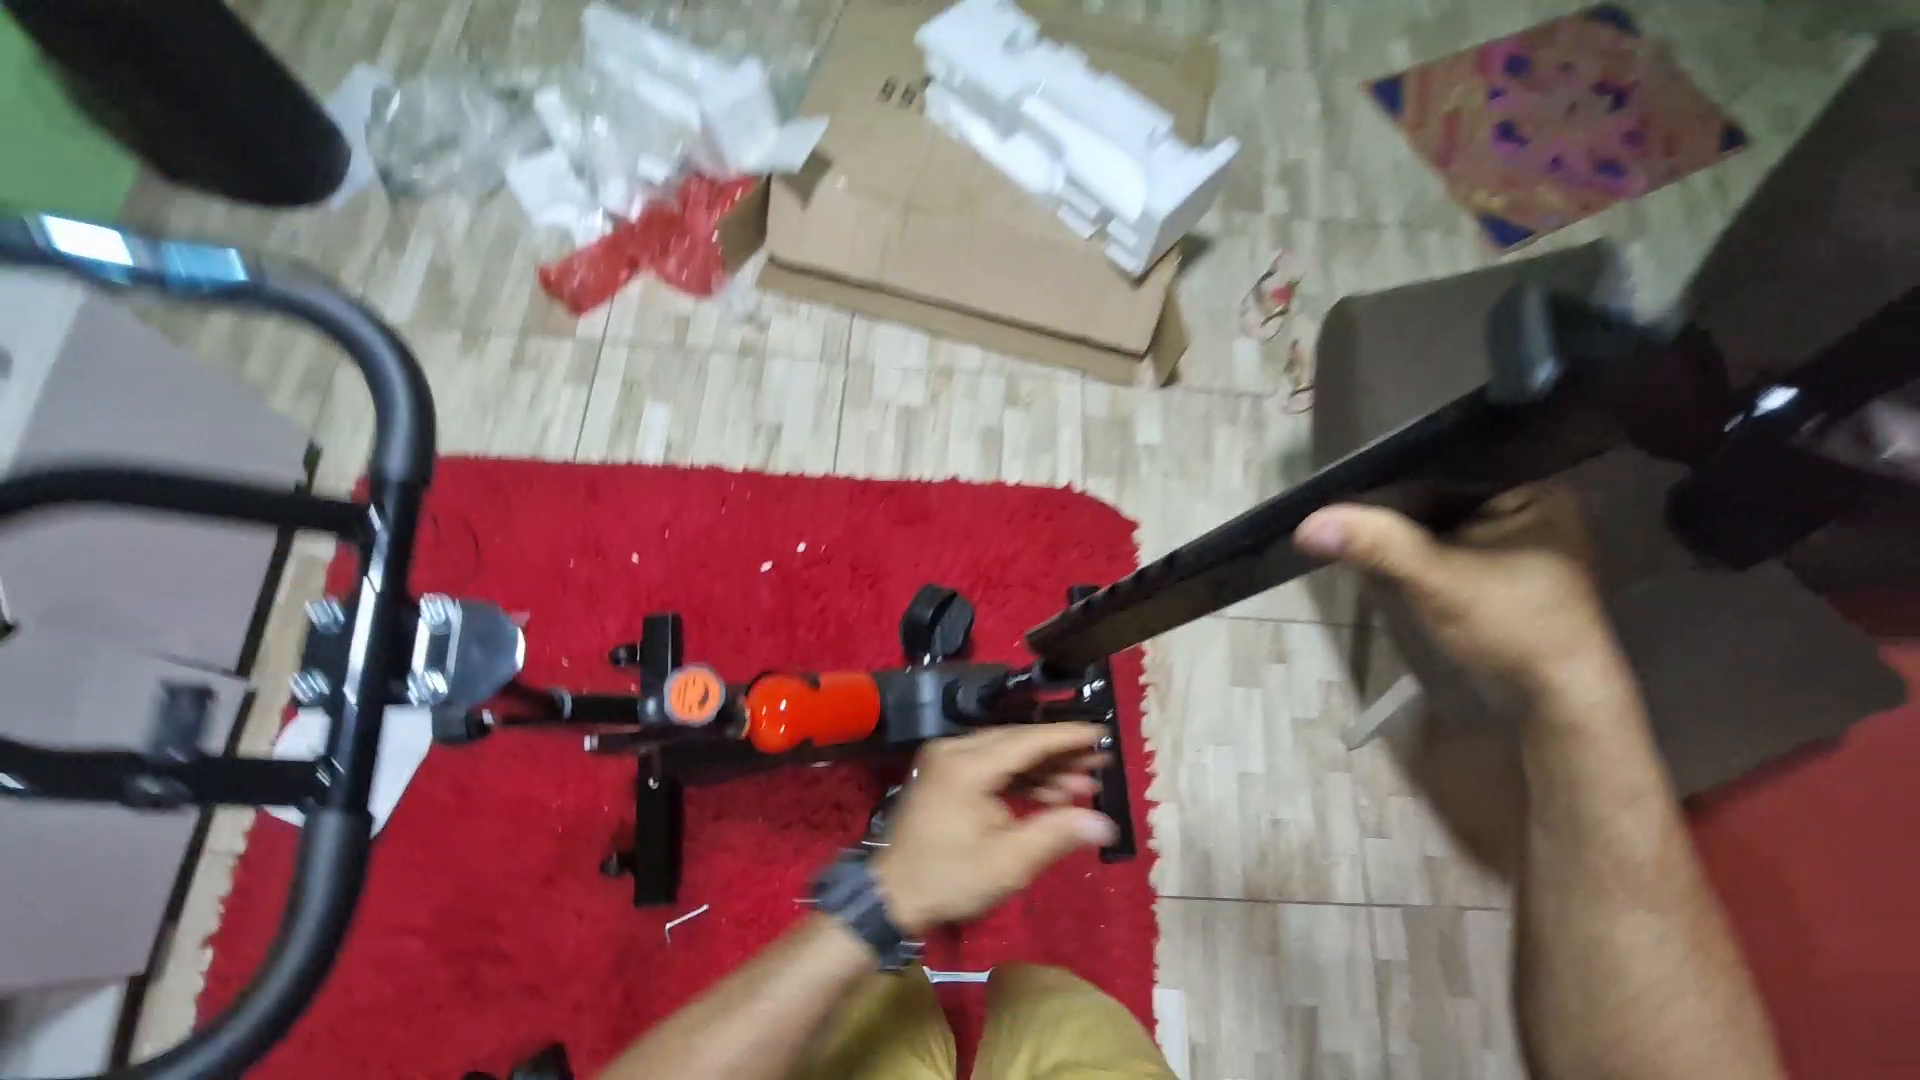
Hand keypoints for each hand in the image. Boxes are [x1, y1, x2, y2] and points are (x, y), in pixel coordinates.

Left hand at [869, 723, 1118, 935]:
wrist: (891, 895)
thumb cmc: (949, 879)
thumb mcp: (1008, 863)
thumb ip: (1056, 834)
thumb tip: (1104, 823)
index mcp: (967, 766)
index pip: (1027, 740)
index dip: (1067, 738)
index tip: (1102, 734)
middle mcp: (955, 751)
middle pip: (1018, 742)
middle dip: (1061, 754)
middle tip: (1101, 763)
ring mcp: (948, 761)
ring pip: (1007, 754)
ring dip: (1044, 769)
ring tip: (1084, 786)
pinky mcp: (947, 775)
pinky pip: (992, 767)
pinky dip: (1021, 779)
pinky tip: (1053, 796)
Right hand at [1293, 483, 1621, 698]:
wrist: (1556, 701)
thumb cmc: (1516, 628)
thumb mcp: (1440, 580)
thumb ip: (1377, 546)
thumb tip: (1307, 524)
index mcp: (1534, 486)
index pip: (1451, 459)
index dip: (1397, 466)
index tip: (1346, 475)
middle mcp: (1526, 502)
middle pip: (1440, 489)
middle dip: (1394, 501)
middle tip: (1337, 498)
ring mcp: (1512, 537)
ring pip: (1437, 518)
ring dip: (1398, 527)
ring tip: (1346, 516)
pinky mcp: (1494, 566)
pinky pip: (1441, 542)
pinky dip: (1411, 549)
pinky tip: (1377, 548)